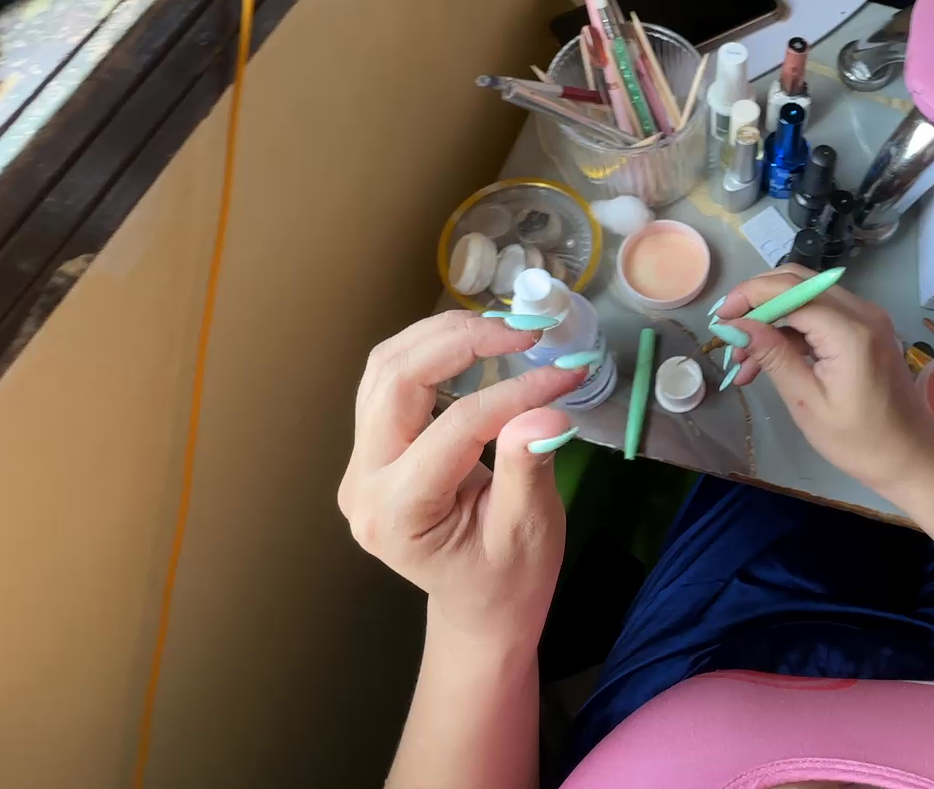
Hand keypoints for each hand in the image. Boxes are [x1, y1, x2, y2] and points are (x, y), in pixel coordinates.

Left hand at [338, 311, 587, 644]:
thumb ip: (527, 466)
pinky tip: (478, 342)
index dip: (518, 391)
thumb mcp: (528, 530)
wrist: (481, 607)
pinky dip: (435, 347)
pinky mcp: (377, 445)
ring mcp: (364, 460)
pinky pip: (393, 377)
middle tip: (527, 330)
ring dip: (444, 334)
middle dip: (464, 340)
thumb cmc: (509, 579)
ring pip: (387, 366)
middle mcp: (365, 481)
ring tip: (506, 328)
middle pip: (397, 378)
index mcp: (399, 512)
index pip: (459, 426)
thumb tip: (546, 408)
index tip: (569, 372)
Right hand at [715, 267, 933, 492]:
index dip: (749, 299)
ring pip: (805, 294)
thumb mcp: (807, 401)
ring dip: (771, 316)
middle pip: (797, 281)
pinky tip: (767, 358)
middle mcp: (861, 311)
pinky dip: (790, 328)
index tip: (719, 320)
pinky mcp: (865, 326)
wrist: (910, 454)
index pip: (789, 291)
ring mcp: (866, 316)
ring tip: (742, 358)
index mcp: (849, 331)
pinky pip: (820, 312)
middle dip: (756, 300)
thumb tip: (733, 324)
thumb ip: (772, 355)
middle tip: (728, 331)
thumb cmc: (858, 439)